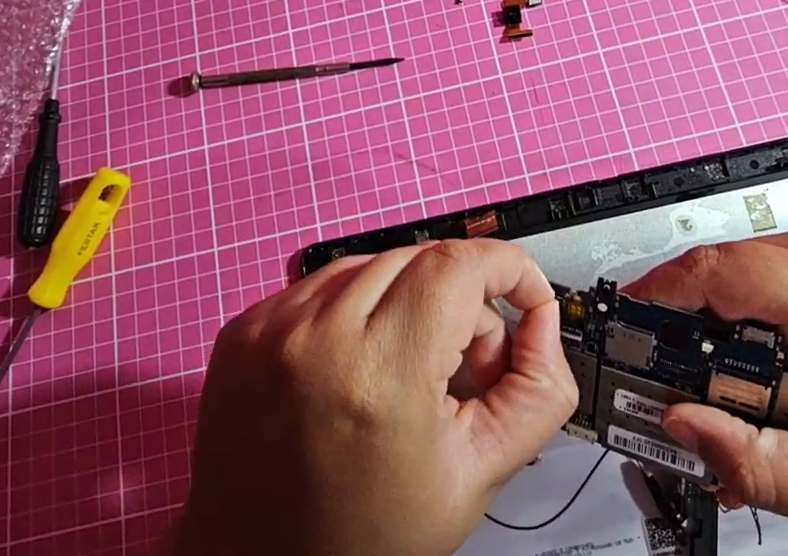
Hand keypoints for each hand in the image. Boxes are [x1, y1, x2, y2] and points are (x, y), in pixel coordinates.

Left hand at [171, 240, 578, 555]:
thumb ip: (536, 392)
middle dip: (463, 298)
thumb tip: (543, 321)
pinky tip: (360, 364)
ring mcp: (272, 327)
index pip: (458, 266)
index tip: (522, 295)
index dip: (506, 269)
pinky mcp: (245, 327)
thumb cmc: (360, 539)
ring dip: (409, 299)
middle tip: (466, 365)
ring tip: (409, 368)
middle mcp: (316, 338)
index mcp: (379, 376)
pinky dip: (357, 308)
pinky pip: (325, 283)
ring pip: (375, 263)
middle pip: (422, 260)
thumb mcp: (476, 475)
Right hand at [623, 219, 787, 530]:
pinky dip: (748, 315)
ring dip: (719, 324)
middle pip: (719, 267)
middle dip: (687, 327)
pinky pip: (763, 268)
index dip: (658, 298)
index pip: (719, 271)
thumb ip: (764, 465)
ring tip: (745, 391)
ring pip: (737, 266)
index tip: (626, 334)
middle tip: (687, 389)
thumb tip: (685, 426)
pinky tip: (773, 368)